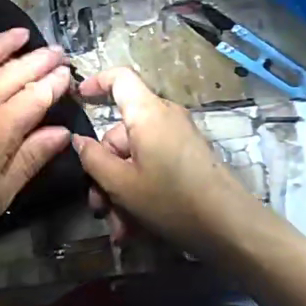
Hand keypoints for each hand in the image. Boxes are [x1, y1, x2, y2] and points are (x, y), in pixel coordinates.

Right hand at [71, 67, 274, 262]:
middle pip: (119, 134)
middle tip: (98, 208)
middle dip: (104, 172)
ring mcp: (177, 139)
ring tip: (119, 227)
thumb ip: (92, 158)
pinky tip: (133, 227)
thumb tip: (79, 140)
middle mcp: (163, 118)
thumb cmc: (169, 199)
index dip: (96, 83)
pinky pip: (151, 168)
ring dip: (120, 192)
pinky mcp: (186, 159)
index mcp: (147, 113)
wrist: (228, 225)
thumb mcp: (120, 183)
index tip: (77, 99)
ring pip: (133, 158)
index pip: (120, 78)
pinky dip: (138, 192)